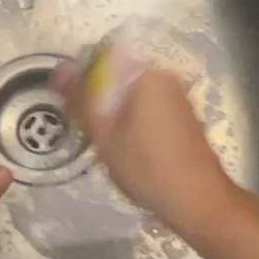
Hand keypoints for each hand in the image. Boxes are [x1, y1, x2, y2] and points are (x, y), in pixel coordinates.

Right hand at [53, 58, 252, 238]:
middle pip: (118, 76)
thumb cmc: (147, 167)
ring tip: (110, 143)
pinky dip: (135, 119)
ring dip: (117, 110)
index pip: (101, 59)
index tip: (74, 107)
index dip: (82, 80)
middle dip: (100, 98)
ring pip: (134, 94)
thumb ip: (81, 97)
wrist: (198, 200)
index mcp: (145, 74)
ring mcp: (178, 94)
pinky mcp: (184, 113)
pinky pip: (150, 105)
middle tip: (91, 130)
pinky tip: (132, 148)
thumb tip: (60, 68)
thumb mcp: (105, 136)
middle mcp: (165, 76)